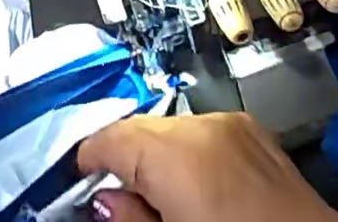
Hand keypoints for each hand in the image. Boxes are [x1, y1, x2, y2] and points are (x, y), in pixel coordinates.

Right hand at [75, 114, 337, 221]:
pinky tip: (203, 189)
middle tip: (126, 202)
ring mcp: (231, 124)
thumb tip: (106, 200)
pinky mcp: (253, 132)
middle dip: (127, 160)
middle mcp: (200, 126)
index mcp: (177, 156)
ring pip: (168, 128)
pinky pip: (201, 132)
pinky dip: (191, 154)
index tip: (83, 181)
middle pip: (138, 128)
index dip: (91, 159)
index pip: (112, 137)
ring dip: (159, 156)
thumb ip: (134, 219)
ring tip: (168, 200)